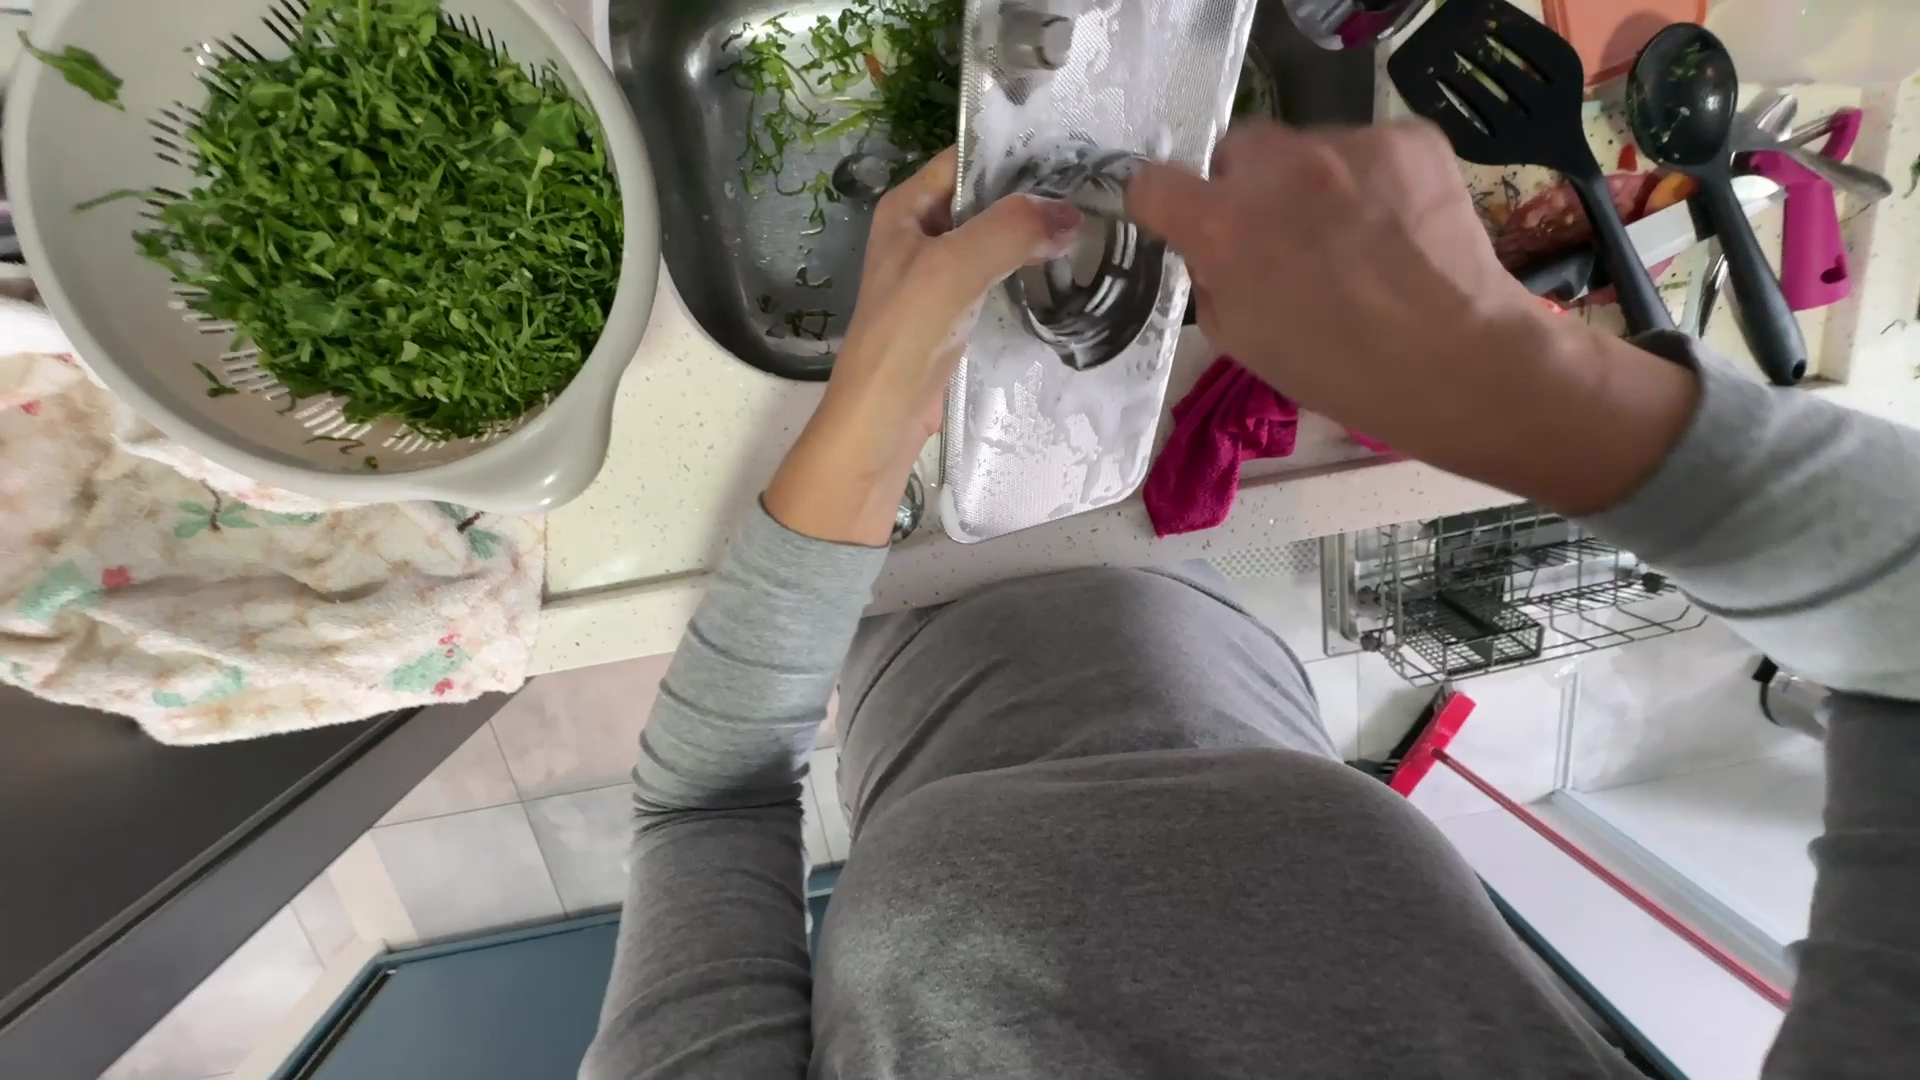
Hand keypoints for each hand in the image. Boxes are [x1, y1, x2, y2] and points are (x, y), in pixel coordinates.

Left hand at [765, 147, 1083, 544]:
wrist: (882, 417)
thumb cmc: (905, 335)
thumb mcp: (953, 268)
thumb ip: (1010, 231)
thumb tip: (1074, 214)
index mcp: (906, 208)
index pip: (966, 159)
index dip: (1017, 152)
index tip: (1076, 150)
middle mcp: (920, 234)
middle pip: (984, 200)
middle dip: (1033, 197)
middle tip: (1095, 190)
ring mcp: (937, 277)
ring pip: (993, 242)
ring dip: (1032, 237)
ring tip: (1090, 225)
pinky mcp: (953, 315)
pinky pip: (994, 280)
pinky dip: (1024, 274)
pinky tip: (1061, 272)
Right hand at [1125, 119, 1698, 515]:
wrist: (1449, 360)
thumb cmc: (1329, 367)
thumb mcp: (1235, 337)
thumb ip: (1208, 278)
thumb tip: (1210, 249)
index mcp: (1223, 227)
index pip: (1152, 184)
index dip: (1157, 204)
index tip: (1173, 219)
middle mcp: (1279, 169)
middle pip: (1234, 149)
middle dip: (1240, 187)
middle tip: (1270, 234)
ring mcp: (1349, 144)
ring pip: (1302, 148)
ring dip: (1305, 183)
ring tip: (1343, 237)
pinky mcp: (1409, 136)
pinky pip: (1362, 148)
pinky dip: (1362, 180)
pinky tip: (1386, 226)